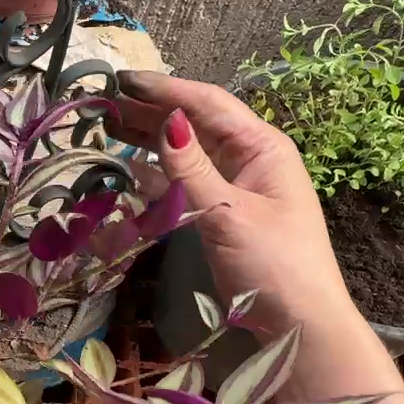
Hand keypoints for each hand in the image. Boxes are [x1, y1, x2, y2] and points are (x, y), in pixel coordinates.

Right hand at [109, 71, 359, 338]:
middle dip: (150, 111)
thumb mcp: (229, 213)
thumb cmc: (274, 264)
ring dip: (149, 138)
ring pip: (186, 152)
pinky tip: (129, 167)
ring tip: (109, 126)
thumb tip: (165, 122)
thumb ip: (192, 169)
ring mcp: (233, 186)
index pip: (208, 105)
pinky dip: (155, 173)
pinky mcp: (219, 212)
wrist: (298, 321)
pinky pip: (183, 182)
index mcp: (262, 148)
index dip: (165, 90)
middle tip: (105, 102)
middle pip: (194, 124)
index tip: (123, 82)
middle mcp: (247, 159)